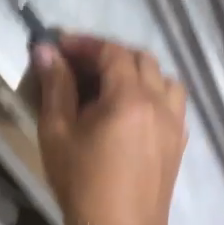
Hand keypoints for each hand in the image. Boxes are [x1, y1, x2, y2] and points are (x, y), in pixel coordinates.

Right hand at [36, 35, 187, 224]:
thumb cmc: (82, 180)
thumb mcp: (57, 129)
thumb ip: (55, 84)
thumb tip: (45, 49)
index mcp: (130, 100)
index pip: (112, 52)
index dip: (84, 43)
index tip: (58, 48)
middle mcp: (160, 108)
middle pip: (142, 60)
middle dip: (109, 54)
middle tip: (79, 64)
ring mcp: (174, 129)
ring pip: (165, 81)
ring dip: (138, 73)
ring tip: (108, 85)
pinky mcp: (178, 148)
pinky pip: (173, 106)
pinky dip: (154, 95)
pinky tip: (128, 111)